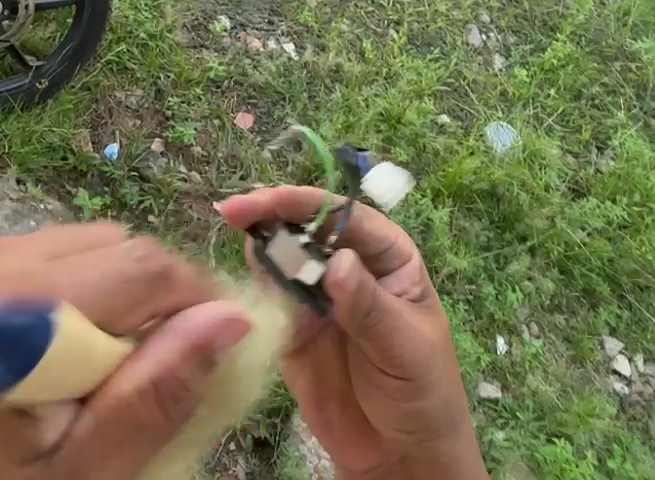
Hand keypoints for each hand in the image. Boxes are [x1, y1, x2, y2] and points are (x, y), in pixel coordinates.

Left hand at [0, 223, 251, 479]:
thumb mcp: (70, 478)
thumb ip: (154, 395)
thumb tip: (231, 319)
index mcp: (14, 301)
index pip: (145, 264)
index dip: (197, 302)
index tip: (219, 357)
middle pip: (117, 248)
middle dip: (157, 304)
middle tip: (157, 382)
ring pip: (86, 248)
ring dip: (118, 300)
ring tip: (105, 380)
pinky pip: (47, 260)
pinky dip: (78, 297)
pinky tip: (61, 361)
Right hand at [218, 187, 487, 479]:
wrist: (399, 457)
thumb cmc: (422, 393)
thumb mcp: (404, 347)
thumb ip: (368, 305)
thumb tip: (336, 261)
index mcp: (386, 255)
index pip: (344, 216)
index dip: (305, 204)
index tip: (269, 200)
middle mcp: (347, 263)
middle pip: (306, 226)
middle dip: (272, 211)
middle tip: (235, 210)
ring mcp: (316, 292)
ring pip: (283, 253)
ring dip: (258, 240)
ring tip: (233, 226)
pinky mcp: (290, 324)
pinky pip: (268, 294)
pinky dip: (253, 281)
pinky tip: (242, 271)